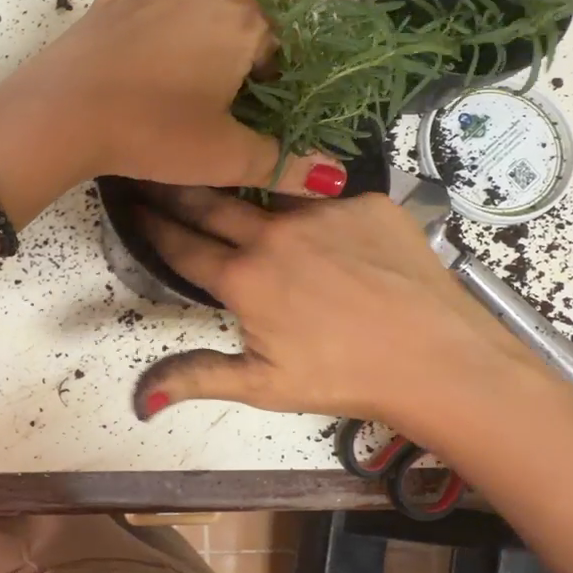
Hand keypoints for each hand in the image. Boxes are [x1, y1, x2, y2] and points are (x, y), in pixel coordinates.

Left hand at [0, 0, 346, 207]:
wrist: (67, 117)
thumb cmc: (153, 134)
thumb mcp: (223, 157)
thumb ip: (281, 164)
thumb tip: (335, 178)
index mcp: (246, 23)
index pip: (280, 38)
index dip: (273, 71)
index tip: (255, 103)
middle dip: (256, 21)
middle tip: (234, 69)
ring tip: (204, 28)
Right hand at [128, 187, 546, 431]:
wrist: (440, 360)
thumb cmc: (343, 379)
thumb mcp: (261, 385)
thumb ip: (195, 377)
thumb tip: (138, 401)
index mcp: (242, 278)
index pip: (181, 245)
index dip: (152, 226)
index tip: (133, 206)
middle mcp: (274, 234)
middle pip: (212, 205)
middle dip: (179, 189)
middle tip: (160, 172)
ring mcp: (323, 213)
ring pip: (269, 197)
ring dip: (243, 192)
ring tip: (229, 181)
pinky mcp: (368, 203)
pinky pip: (326, 200)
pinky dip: (312, 211)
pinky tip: (319, 227)